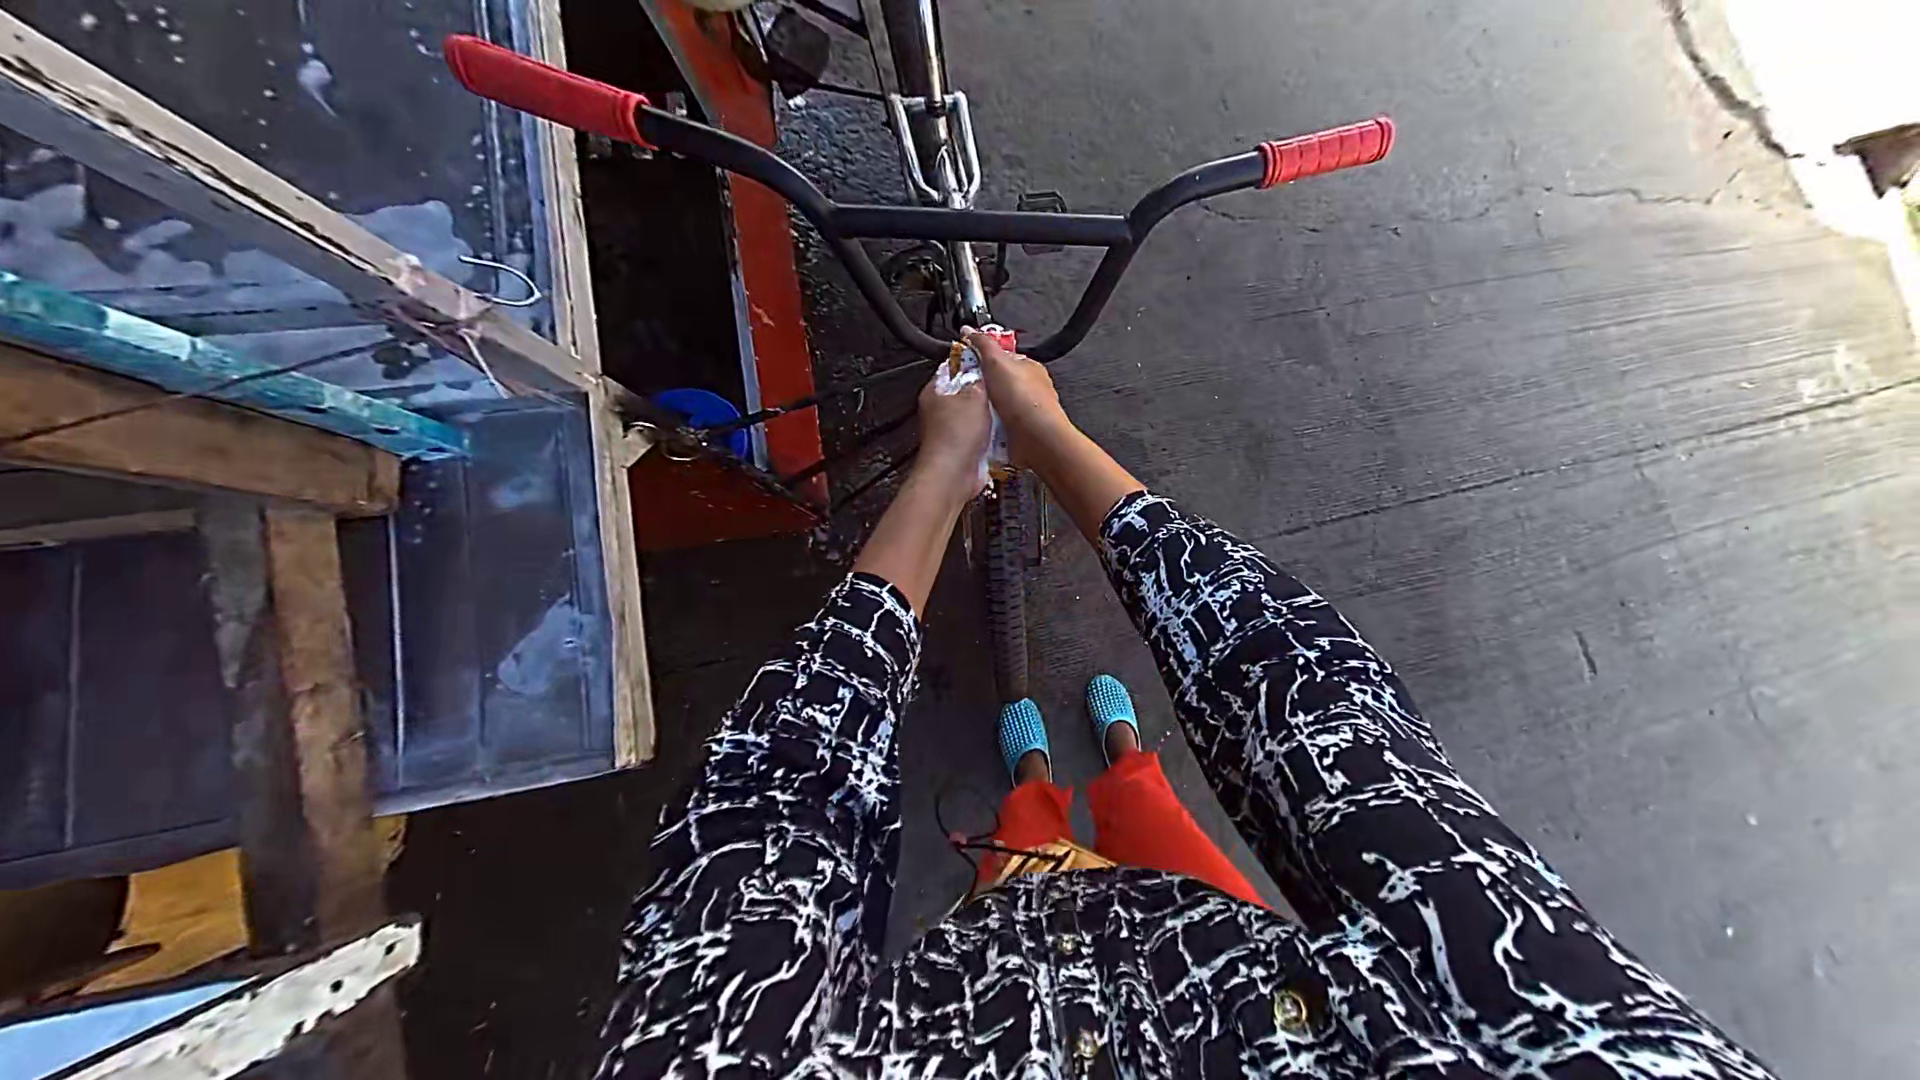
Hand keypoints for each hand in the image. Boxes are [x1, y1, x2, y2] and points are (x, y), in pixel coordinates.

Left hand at [914, 373, 990, 500]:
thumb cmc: (955, 435)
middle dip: (985, 396)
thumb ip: (979, 380)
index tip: (990, 365)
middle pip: (966, 395)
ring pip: (976, 418)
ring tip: (1001, 416)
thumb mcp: (974, 395)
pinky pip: (981, 438)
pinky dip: (991, 439)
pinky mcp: (961, 451)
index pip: (952, 369)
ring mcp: (950, 433)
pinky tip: (999, 438)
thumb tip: (982, 371)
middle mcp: (939, 412)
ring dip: (990, 419)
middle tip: (1000, 393)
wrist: (955, 474)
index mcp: (934, 392)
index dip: (972, 365)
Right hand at [966, 331, 1074, 469]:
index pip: (1001, 356)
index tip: (965, 361)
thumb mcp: (997, 362)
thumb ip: (983, 344)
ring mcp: (1022, 413)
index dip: (981, 357)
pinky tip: (983, 426)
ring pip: (993, 407)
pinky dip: (987, 427)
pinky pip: (995, 426)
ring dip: (982, 409)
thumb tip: (970, 330)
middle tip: (966, 388)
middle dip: (979, 387)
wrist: (1037, 439)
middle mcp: (1027, 390)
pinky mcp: (1016, 433)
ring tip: (974, 409)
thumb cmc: (1026, 401)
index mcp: (1028, 368)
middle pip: (995, 383)